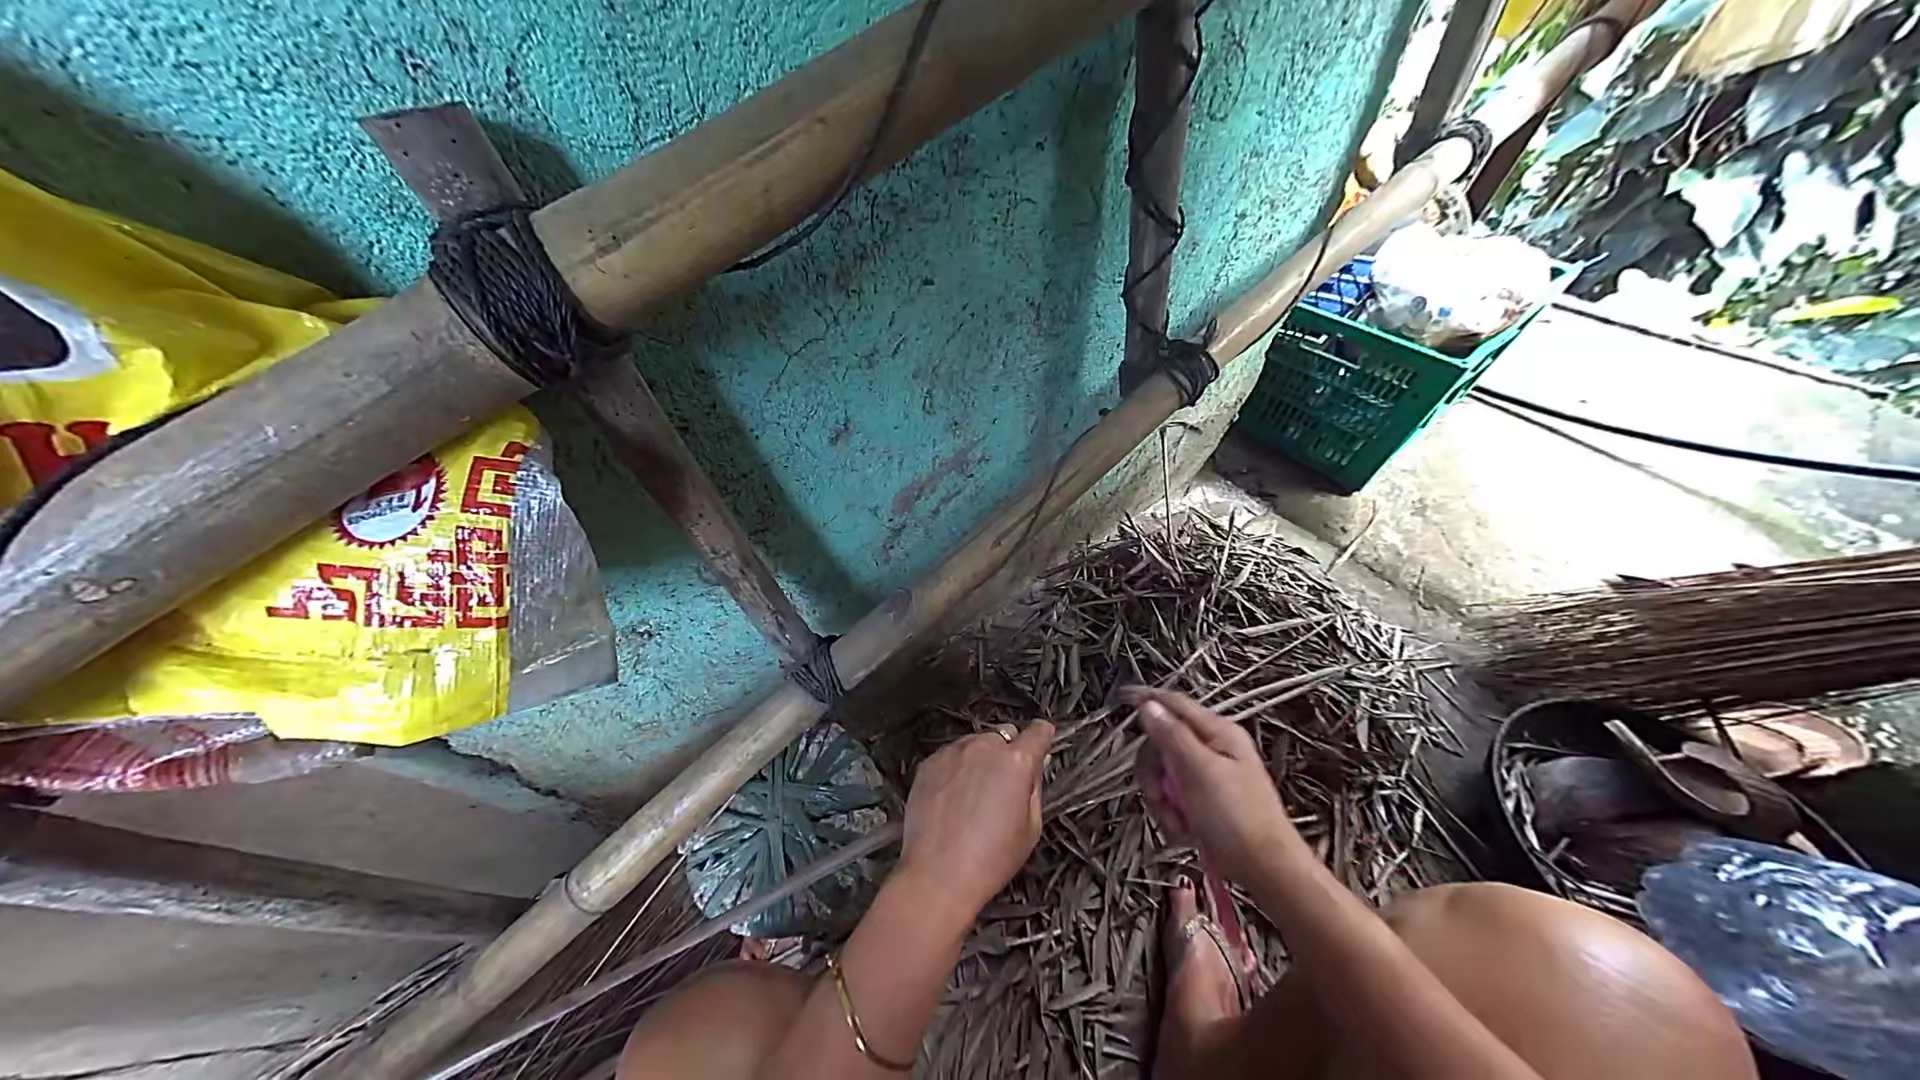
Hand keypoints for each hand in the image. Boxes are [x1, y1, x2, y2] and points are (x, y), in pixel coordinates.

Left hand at [898, 721, 1053, 921]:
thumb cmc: (989, 858)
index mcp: (1016, 762)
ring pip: (975, 744)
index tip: (1042, 739)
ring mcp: (953, 753)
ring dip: (980, 759)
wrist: (938, 874)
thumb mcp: (1031, 827)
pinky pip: (951, 756)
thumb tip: (1034, 767)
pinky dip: (956, 769)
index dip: (1042, 736)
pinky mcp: (929, 763)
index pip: (1037, 732)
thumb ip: (1035, 787)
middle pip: (1003, 736)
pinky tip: (954, 799)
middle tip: (1004, 785)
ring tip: (975, 796)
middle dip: (1007, 754)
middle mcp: (984, 748)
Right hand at [1123, 686, 1305, 884]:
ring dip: (1162, 798)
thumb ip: (1171, 735)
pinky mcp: (1206, 800)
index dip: (1147, 700)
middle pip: (1162, 743)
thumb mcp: (1199, 770)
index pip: (1174, 704)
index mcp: (1218, 733)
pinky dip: (1172, 813)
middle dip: (1153, 772)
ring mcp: (1209, 776)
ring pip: (1164, 773)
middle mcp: (1214, 749)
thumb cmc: (1242, 821)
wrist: (1267, 871)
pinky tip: (1184, 827)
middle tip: (1158, 793)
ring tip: (1177, 818)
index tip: (1124, 698)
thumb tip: (1149, 706)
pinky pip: (1173, 797)